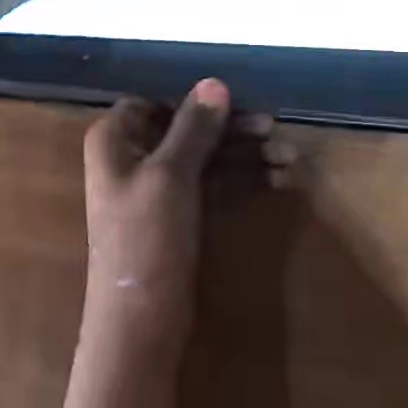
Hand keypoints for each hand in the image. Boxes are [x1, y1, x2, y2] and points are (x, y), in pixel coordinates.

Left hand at [80, 79, 288, 354]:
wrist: (140, 325)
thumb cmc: (146, 240)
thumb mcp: (170, 176)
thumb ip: (194, 128)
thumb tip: (215, 82)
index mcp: (116, 139)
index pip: (156, 102)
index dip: (193, 101)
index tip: (235, 103)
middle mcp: (133, 157)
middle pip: (188, 129)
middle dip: (231, 130)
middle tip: (275, 130)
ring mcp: (158, 188)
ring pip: (205, 157)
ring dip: (245, 156)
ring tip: (290, 159)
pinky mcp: (180, 214)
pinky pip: (213, 185)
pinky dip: (242, 180)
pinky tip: (280, 181)